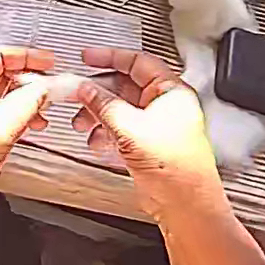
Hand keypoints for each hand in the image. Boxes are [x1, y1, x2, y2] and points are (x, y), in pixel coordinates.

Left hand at [0, 47, 55, 216]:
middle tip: (50, 86)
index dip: (26, 56)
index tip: (48, 62)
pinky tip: (32, 123)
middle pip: (2, 73)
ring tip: (43, 109)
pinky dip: (20, 114)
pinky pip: (2, 111)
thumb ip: (26, 103)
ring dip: (26, 99)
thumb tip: (45, 86)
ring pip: (4, 93)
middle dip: (29, 80)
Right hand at [71, 48, 223, 214]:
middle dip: (98, 93)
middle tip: (78, 95)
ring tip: (83, 124)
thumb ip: (104, 104)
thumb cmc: (176, 170)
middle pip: (125, 86)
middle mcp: (165, 105)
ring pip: (120, 109)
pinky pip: (122, 129)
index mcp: (171, 92)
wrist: (186, 207)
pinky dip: (106, 133)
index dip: (110, 57)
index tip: (88, 57)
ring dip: (98, 115)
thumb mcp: (131, 129)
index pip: (137, 62)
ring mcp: (157, 125)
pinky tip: (97, 142)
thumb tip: (87, 89)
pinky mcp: (149, 144)